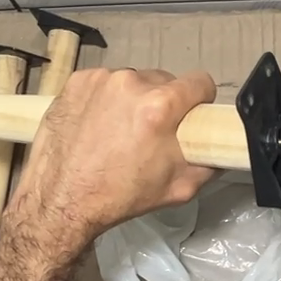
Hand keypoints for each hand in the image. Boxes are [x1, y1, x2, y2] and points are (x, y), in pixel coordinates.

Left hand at [7, 67, 217, 248]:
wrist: (60, 201)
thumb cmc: (119, 197)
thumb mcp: (178, 189)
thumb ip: (209, 163)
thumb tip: (220, 149)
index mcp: (160, 107)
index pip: (199, 82)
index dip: (200, 100)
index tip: (192, 114)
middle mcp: (130, 84)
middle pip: (165, 81)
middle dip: (164, 103)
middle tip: (150, 131)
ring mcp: (100, 79)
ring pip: (133, 81)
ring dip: (133, 100)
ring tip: (118, 130)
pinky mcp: (77, 81)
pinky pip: (104, 83)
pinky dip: (105, 99)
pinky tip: (97, 124)